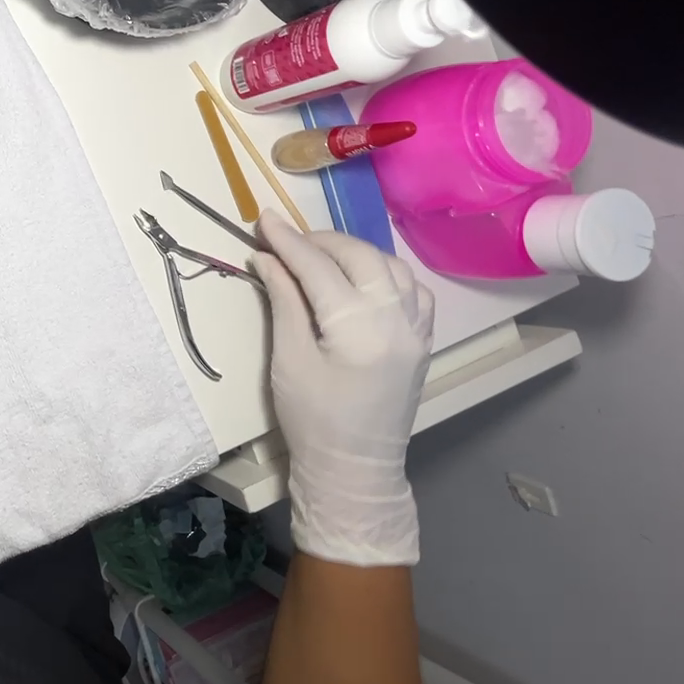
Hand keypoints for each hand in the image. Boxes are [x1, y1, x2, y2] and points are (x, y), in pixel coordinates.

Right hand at [250, 213, 435, 566]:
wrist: (353, 466)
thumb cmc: (312, 417)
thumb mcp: (288, 357)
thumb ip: (283, 300)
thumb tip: (266, 258)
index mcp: (358, 327)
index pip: (317, 266)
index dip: (286, 240)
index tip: (262, 218)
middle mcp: (396, 319)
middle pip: (359, 256)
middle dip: (319, 240)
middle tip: (283, 238)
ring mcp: (416, 328)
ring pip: (389, 266)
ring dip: (352, 251)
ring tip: (317, 254)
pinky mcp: (421, 338)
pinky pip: (410, 287)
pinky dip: (382, 270)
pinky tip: (358, 276)